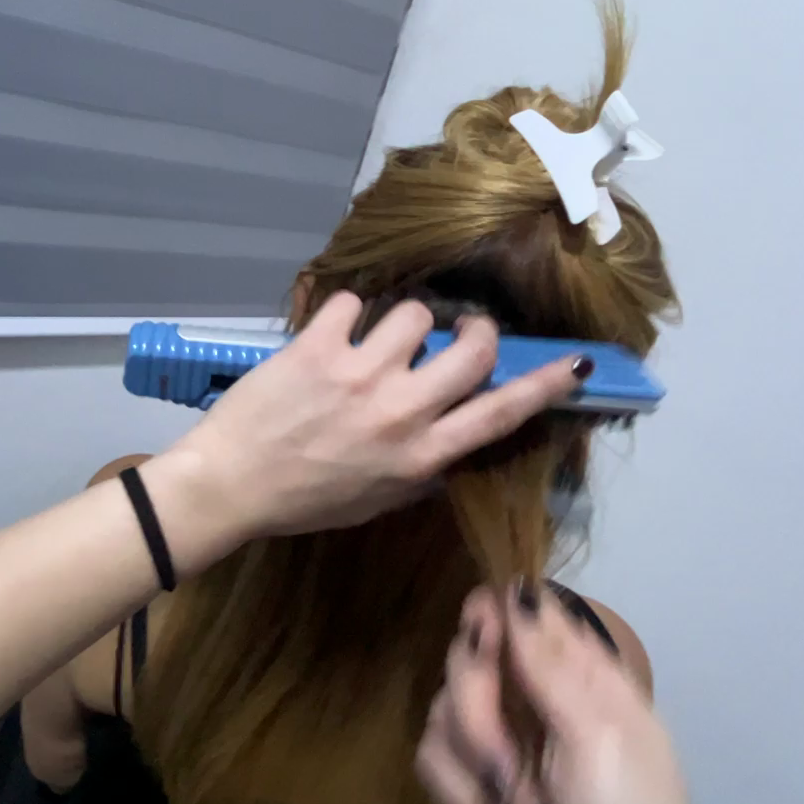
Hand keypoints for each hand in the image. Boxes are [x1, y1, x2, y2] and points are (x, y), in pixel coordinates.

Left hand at [152, 291, 587, 542]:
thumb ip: (421, 469)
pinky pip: (353, 302)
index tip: (573, 364)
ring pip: (415, 313)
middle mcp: (400, 412)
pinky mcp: (317, 348)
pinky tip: (333, 333)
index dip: (543, 386)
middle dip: (476, 330)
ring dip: (405, 322)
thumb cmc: (304, 500)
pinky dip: (346, 313)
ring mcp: (359, 375)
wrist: (231, 484)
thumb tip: (453, 437)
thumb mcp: (376, 500)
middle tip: (462, 329)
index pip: (499, 415)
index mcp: (420, 456)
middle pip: (473, 348)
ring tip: (379, 338)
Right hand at [416, 586, 706, 803]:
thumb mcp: (599, 736)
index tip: (485, 638)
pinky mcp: (466, 775)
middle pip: (466, 652)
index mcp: (573, 674)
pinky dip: (460, 791)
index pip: (518, 609)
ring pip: (441, 704)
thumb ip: (549, 662)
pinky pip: (429, 753)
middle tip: (506, 752)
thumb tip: (518, 583)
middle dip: (477, 706)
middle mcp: (528, 694)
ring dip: (475, 760)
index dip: (491, 614)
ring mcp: (494, 734)